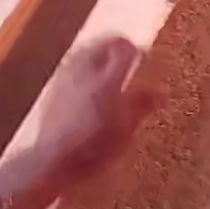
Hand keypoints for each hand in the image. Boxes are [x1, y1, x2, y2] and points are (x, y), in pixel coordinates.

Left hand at [34, 36, 157, 184]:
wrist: (51, 163)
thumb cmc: (92, 147)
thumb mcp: (126, 129)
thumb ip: (141, 105)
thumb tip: (158, 92)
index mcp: (105, 77)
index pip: (123, 46)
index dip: (137, 51)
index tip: (144, 59)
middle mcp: (81, 71)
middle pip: (100, 45)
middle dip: (115, 50)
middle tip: (128, 62)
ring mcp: (63, 80)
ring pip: (84, 55)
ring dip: (97, 59)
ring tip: (109, 74)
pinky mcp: (51, 93)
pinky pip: (71, 71)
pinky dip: (83, 73)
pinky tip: (89, 91)